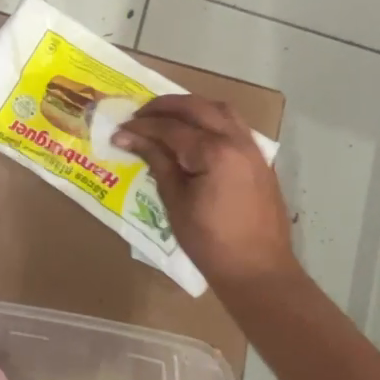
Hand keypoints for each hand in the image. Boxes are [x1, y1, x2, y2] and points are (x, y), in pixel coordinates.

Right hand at [114, 93, 296, 292]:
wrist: (261, 273)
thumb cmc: (211, 242)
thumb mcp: (175, 200)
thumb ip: (156, 160)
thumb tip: (127, 137)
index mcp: (214, 153)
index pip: (170, 128)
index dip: (141, 128)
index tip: (119, 132)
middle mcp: (236, 142)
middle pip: (195, 107)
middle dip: (163, 106)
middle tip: (138, 116)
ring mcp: (252, 149)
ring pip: (219, 109)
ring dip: (190, 107)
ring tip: (166, 117)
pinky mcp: (259, 160)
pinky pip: (234, 125)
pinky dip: (210, 120)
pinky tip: (194, 134)